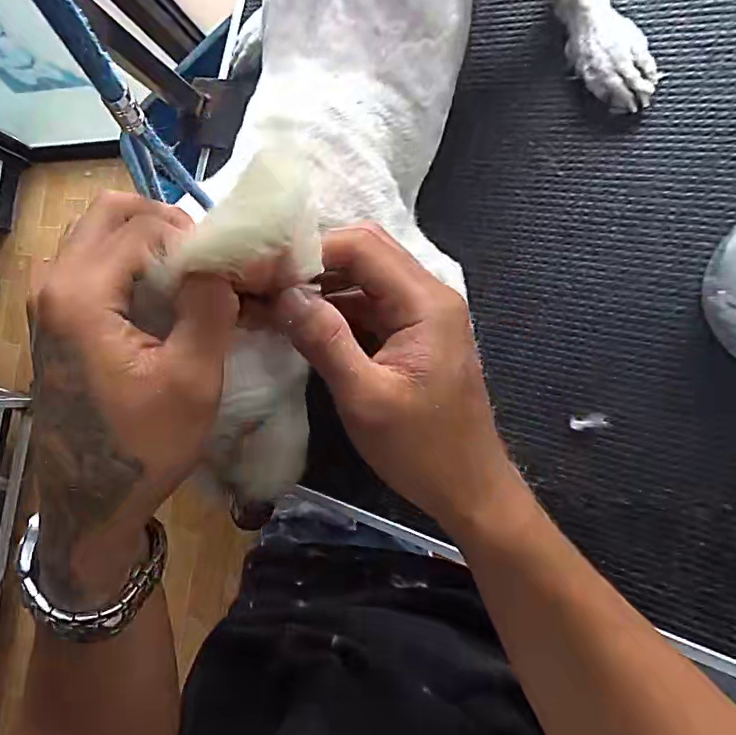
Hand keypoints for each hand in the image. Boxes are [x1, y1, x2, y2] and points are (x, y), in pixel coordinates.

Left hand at [29, 193, 238, 606]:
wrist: (88, 501)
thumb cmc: (141, 447)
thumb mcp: (191, 379)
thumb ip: (209, 307)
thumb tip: (219, 261)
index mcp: (80, 293)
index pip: (145, 228)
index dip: (195, 239)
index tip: (229, 272)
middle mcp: (52, 284)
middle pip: (110, 213)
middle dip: (165, 223)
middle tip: (205, 261)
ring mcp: (47, 300)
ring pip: (97, 233)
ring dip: (145, 240)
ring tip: (187, 276)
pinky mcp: (54, 319)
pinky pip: (90, 262)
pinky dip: (127, 262)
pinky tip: (160, 297)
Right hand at [275, 224, 521, 527]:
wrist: (468, 488)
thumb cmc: (421, 449)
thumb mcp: (365, 398)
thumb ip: (325, 341)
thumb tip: (285, 294)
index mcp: (425, 303)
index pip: (361, 246)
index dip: (311, 250)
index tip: (266, 272)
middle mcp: (427, 296)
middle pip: (364, 251)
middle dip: (313, 262)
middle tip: (266, 283)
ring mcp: (421, 314)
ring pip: (364, 276)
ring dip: (321, 284)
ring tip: (274, 300)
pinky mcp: (411, 334)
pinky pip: (368, 304)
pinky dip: (334, 307)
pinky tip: (301, 322)